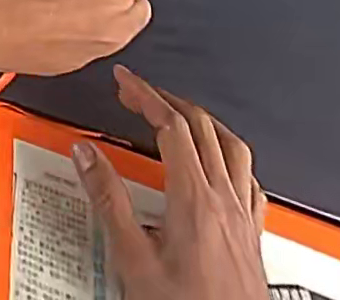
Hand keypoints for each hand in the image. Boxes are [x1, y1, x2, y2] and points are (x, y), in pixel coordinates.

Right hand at [72, 67, 269, 299]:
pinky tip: (217, 161)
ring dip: (200, 119)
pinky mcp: (254, 236)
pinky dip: (228, 155)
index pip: (171, 125)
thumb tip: (85, 152)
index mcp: (195, 200)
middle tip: (136, 92)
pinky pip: (249, 179)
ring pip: (233, 147)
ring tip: (176, 110)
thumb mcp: (133, 257)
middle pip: (202, 127)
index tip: (124, 81)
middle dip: (165, 98)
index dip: (145, 94)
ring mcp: (245, 218)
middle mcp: (226, 203)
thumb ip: (107, 199)